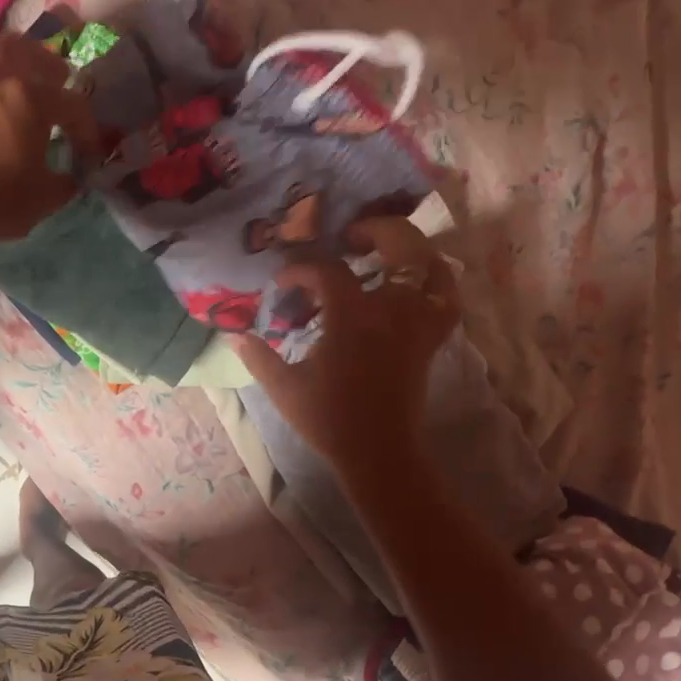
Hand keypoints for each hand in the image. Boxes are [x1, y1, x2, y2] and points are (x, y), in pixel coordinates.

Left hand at [0, 35, 100, 242]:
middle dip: (44, 63)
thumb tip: (71, 178)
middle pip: (23, 50)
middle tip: (54, 80)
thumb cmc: (1, 201)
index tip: (88, 154)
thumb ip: (65, 182)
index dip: (86, 130)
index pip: (72, 104)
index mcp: (31, 97)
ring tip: (8, 79)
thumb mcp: (46, 197)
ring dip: (0, 62)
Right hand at [230, 217, 459, 472]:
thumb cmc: (327, 420)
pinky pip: (447, 295)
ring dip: (406, 247)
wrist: (376, 450)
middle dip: (372, 230)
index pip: (328, 270)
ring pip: (429, 262)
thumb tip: (234, 335)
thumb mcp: (284, 389)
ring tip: (382, 251)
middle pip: (398, 243)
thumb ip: (259, 357)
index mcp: (352, 318)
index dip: (302, 268)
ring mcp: (418, 321)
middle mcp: (392, 309)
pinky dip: (436, 279)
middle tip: (348, 238)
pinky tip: (417, 279)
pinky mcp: (431, 337)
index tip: (283, 281)